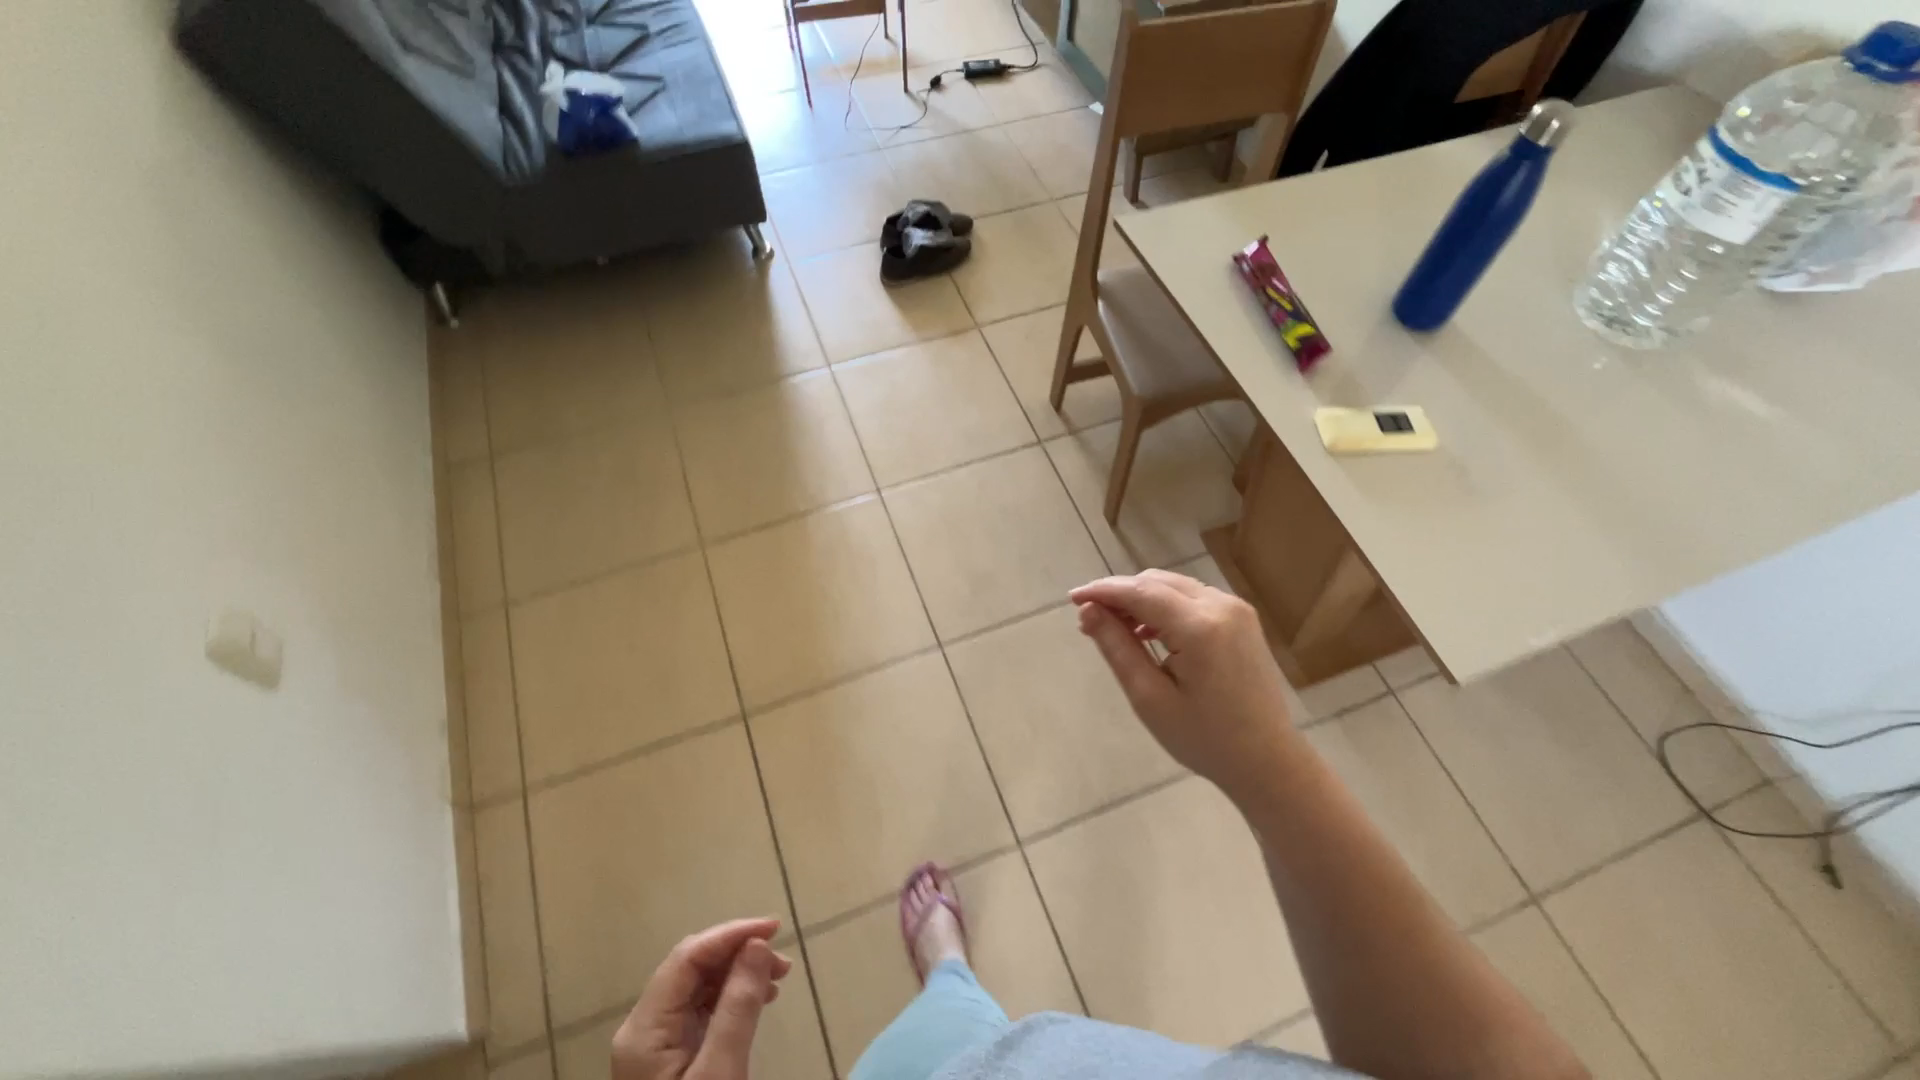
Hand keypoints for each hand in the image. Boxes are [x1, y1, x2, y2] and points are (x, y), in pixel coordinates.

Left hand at [612, 918, 793, 1079]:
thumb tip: (757, 946)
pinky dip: (731, 997)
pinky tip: (758, 1000)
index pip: (688, 957)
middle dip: (737, 952)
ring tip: (779, 978)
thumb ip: (738, 1007)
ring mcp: (656, 1043)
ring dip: (738, 973)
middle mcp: (645, 1027)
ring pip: (697, 986)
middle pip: (690, 967)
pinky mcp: (670, 1058)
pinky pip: (700, 1010)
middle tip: (783, 960)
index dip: (731, 935)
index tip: (775, 929)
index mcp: (645, 1027)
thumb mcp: (720, 1073)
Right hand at [1071, 570, 1299, 803]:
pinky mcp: (1243, 620)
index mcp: (1200, 626)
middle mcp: (1222, 606)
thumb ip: (1117, 647)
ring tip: (1115, 627)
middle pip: (1157, 582)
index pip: (1140, 592)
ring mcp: (1237, 610)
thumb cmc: (1204, 738)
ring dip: (1142, 598)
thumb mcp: (1150, 697)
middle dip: (1120, 593)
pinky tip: (1149, 632)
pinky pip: (1194, 599)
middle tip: (1089, 618)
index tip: (1072, 599)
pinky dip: (1166, 606)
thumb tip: (1087, 611)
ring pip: (1175, 587)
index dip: (1103, 591)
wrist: (1267, 760)